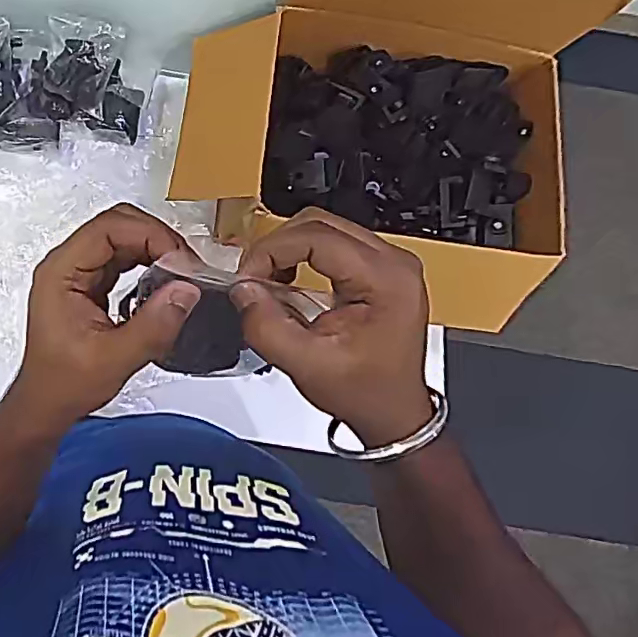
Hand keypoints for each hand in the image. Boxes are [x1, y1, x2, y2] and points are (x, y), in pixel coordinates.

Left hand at [5, 204, 201, 426]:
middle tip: (185, 263)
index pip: (109, 229)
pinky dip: (151, 263)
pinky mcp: (93, 285)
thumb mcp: (113, 359)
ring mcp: (80, 274)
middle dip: (157, 238)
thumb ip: (152, 326)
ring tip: (181, 272)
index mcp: (61, 273)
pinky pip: (126, 259)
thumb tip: (185, 292)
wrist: (47, 404)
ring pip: (124, 239)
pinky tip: (166, 282)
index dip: (149, 235)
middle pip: (118, 225)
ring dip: (156, 249)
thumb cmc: (63, 384)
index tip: (178, 259)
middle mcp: (68, 266)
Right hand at [232, 208, 433, 446]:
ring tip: (269, 285)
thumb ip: (267, 327)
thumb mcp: (306, 366)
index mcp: (385, 280)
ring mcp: (388, 263)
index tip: (248, 277)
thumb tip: (244, 290)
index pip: (317, 237)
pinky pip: (332, 244)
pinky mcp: (378, 269)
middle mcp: (394, 263)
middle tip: (253, 280)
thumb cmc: (366, 393)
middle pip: (319, 225)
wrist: (392, 412)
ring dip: (288, 252)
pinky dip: (302, 257)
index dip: (272, 251)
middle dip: (277, 248)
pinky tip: (289, 284)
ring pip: (323, 229)